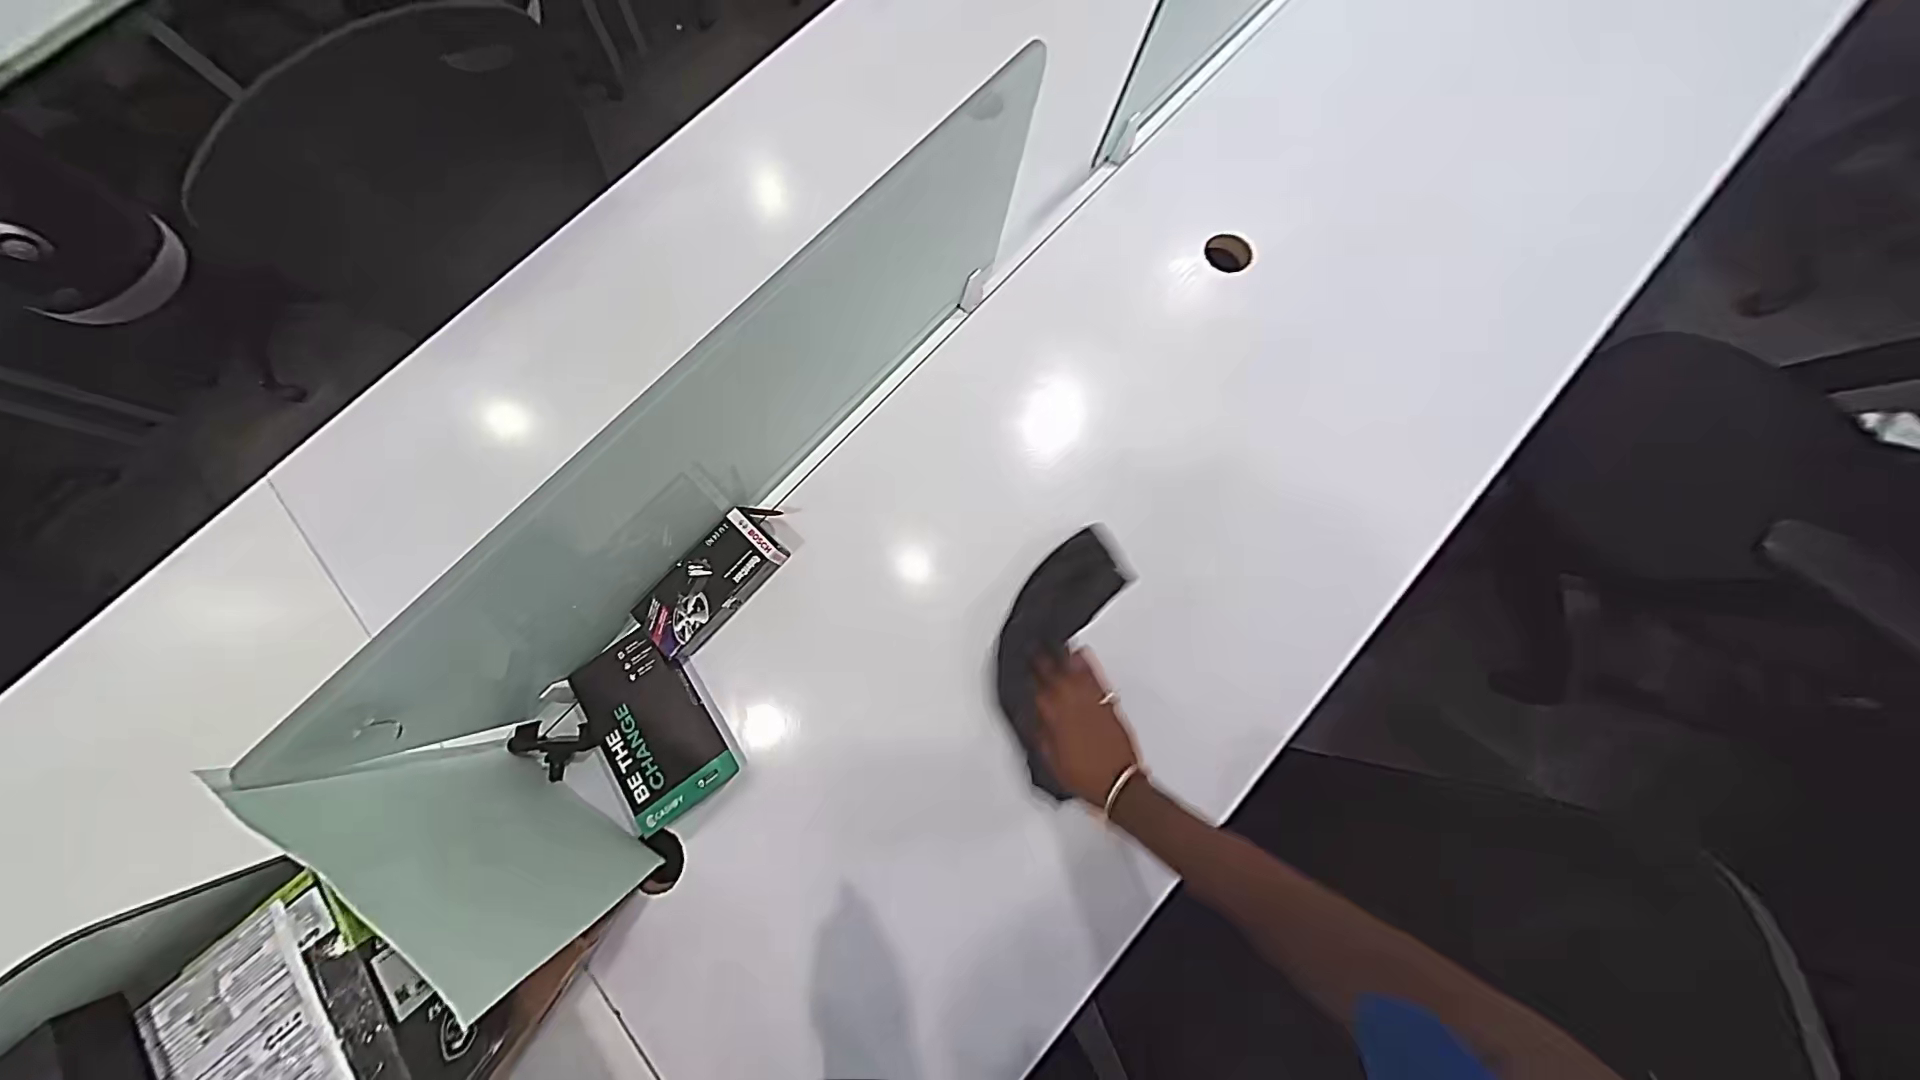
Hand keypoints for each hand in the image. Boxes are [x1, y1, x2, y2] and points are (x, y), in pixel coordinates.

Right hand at [1033, 648, 1139, 807]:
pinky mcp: (1108, 703)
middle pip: (1053, 676)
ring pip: (1073, 673)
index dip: (1029, 676)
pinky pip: (1095, 678)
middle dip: (1043, 660)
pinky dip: (1087, 664)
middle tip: (1035, 648)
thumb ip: (1041, 735)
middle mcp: (1071, 706)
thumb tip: (1033, 719)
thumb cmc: (1086, 776)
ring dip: (1063, 657)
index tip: (1024, 664)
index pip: (1037, 690)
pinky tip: (1082, 654)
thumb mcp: (1052, 760)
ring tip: (1056, 644)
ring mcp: (1091, 703)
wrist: (1118, 784)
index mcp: (1054, 720)